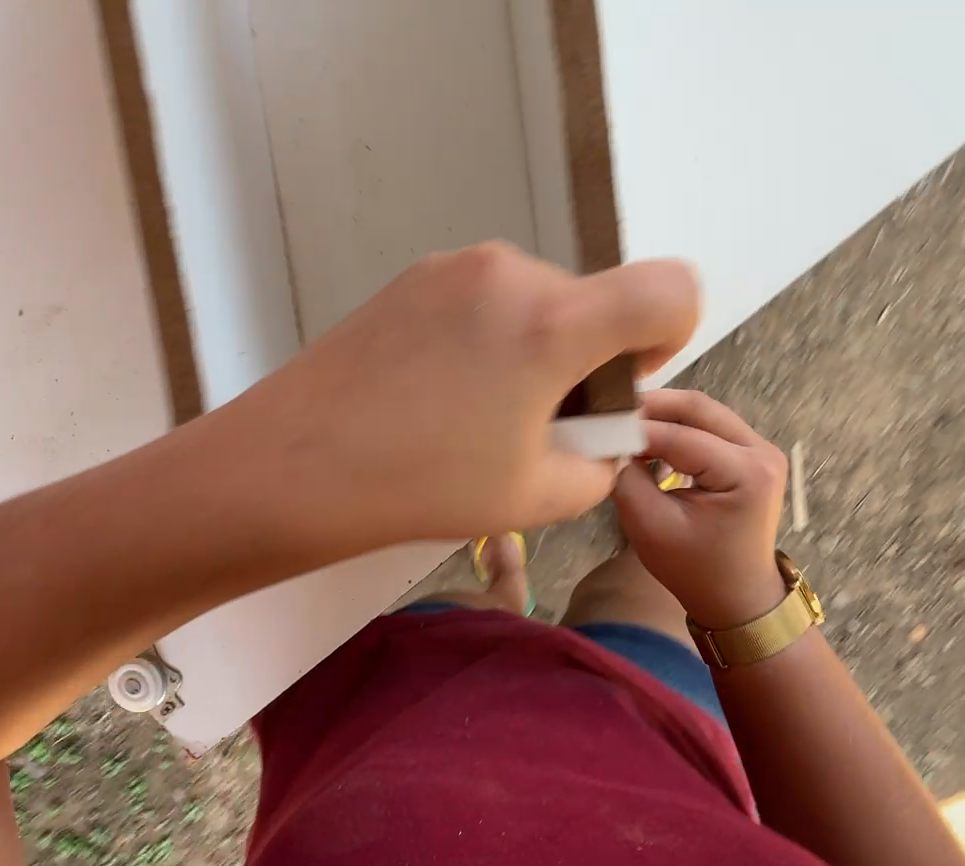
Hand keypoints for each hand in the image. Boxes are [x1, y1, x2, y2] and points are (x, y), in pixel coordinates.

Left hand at [226, 242, 700, 544]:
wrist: (293, 466)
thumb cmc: (422, 487)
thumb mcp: (535, 496)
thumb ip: (597, 465)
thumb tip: (598, 439)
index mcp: (554, 320)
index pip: (670, 288)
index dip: (670, 335)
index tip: (620, 382)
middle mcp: (509, 272)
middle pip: (589, 304)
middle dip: (583, 362)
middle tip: (533, 429)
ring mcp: (451, 269)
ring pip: (531, 305)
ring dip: (530, 353)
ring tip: (474, 420)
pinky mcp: (409, 281)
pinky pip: (479, 303)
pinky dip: (484, 342)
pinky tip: (435, 397)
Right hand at [613, 390, 789, 627]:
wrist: (735, 595)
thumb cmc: (693, 568)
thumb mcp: (649, 527)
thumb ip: (626, 479)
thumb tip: (608, 442)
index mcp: (745, 472)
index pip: (680, 436)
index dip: (634, 429)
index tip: (594, 427)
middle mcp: (761, 451)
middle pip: (699, 408)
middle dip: (650, 407)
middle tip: (607, 411)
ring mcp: (761, 449)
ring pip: (704, 413)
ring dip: (662, 415)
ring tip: (623, 426)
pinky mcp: (751, 455)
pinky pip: (709, 427)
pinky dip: (676, 428)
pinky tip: (647, 441)